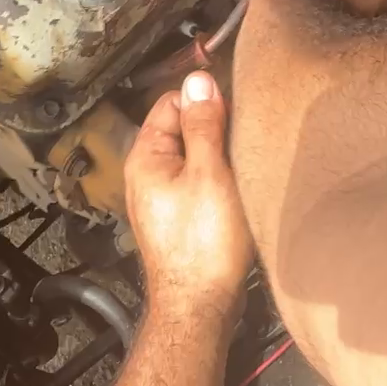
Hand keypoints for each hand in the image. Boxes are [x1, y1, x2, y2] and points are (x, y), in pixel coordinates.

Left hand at [125, 72, 252, 324]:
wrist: (200, 304)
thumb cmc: (203, 245)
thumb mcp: (209, 173)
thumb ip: (203, 125)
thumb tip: (199, 81)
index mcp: (146, 157)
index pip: (171, 102)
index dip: (203, 100)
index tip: (231, 111)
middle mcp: (147, 175)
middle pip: (183, 129)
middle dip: (213, 129)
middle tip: (240, 142)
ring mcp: (161, 198)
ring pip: (193, 158)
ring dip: (218, 157)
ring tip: (240, 168)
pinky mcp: (178, 218)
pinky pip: (198, 183)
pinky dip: (217, 180)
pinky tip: (235, 191)